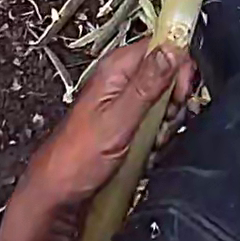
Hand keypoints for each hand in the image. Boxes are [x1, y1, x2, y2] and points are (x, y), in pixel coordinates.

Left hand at [16, 40, 196, 224]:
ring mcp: (126, 102)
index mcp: (117, 68)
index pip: (163, 44)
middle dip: (175, 100)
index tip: (180, 92)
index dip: (179, 65)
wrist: (58, 196)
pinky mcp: (130, 123)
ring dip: (168, 122)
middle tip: (164, 120)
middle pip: (168, 73)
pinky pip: (158, 120)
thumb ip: (148, 83)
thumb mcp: (118, 119)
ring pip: (166, 99)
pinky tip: (149, 148)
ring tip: (153, 139)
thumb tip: (173, 49)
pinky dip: (159, 135)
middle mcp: (122, 79)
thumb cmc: (75, 159)